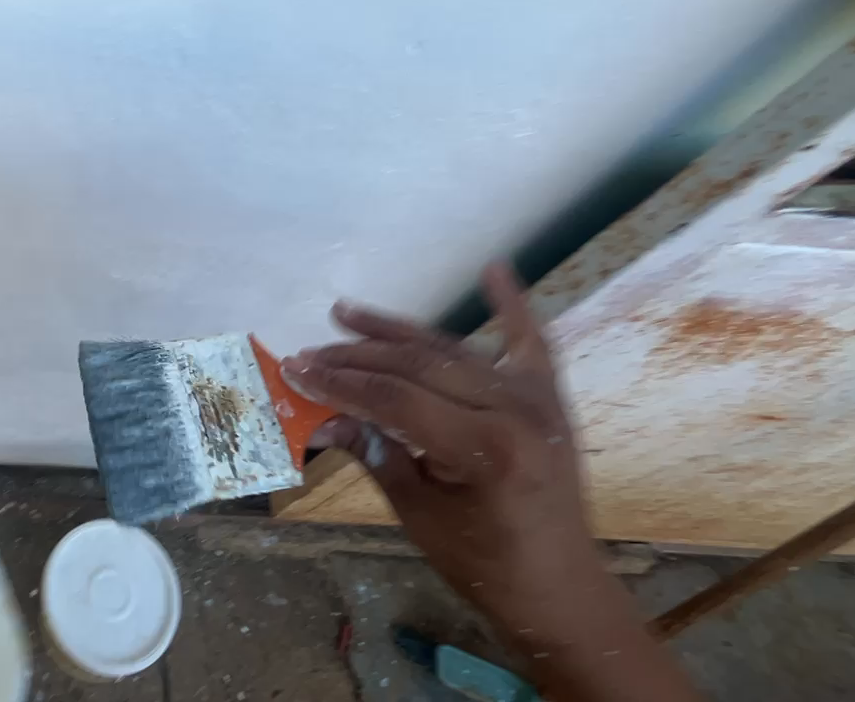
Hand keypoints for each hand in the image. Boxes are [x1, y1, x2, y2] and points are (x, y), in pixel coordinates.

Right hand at [280, 264, 701, 701]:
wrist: (559, 587)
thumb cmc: (481, 561)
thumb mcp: (414, 509)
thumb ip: (370, 449)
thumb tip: (314, 415)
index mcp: (487, 449)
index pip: (395, 398)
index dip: (339, 382)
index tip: (296, 368)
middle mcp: (517, 412)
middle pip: (418, 366)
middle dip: (356, 358)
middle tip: (311, 352)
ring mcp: (537, 400)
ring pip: (451, 350)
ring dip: (395, 332)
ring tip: (346, 314)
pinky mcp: (549, 397)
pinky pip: (529, 342)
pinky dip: (512, 305)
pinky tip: (494, 269)